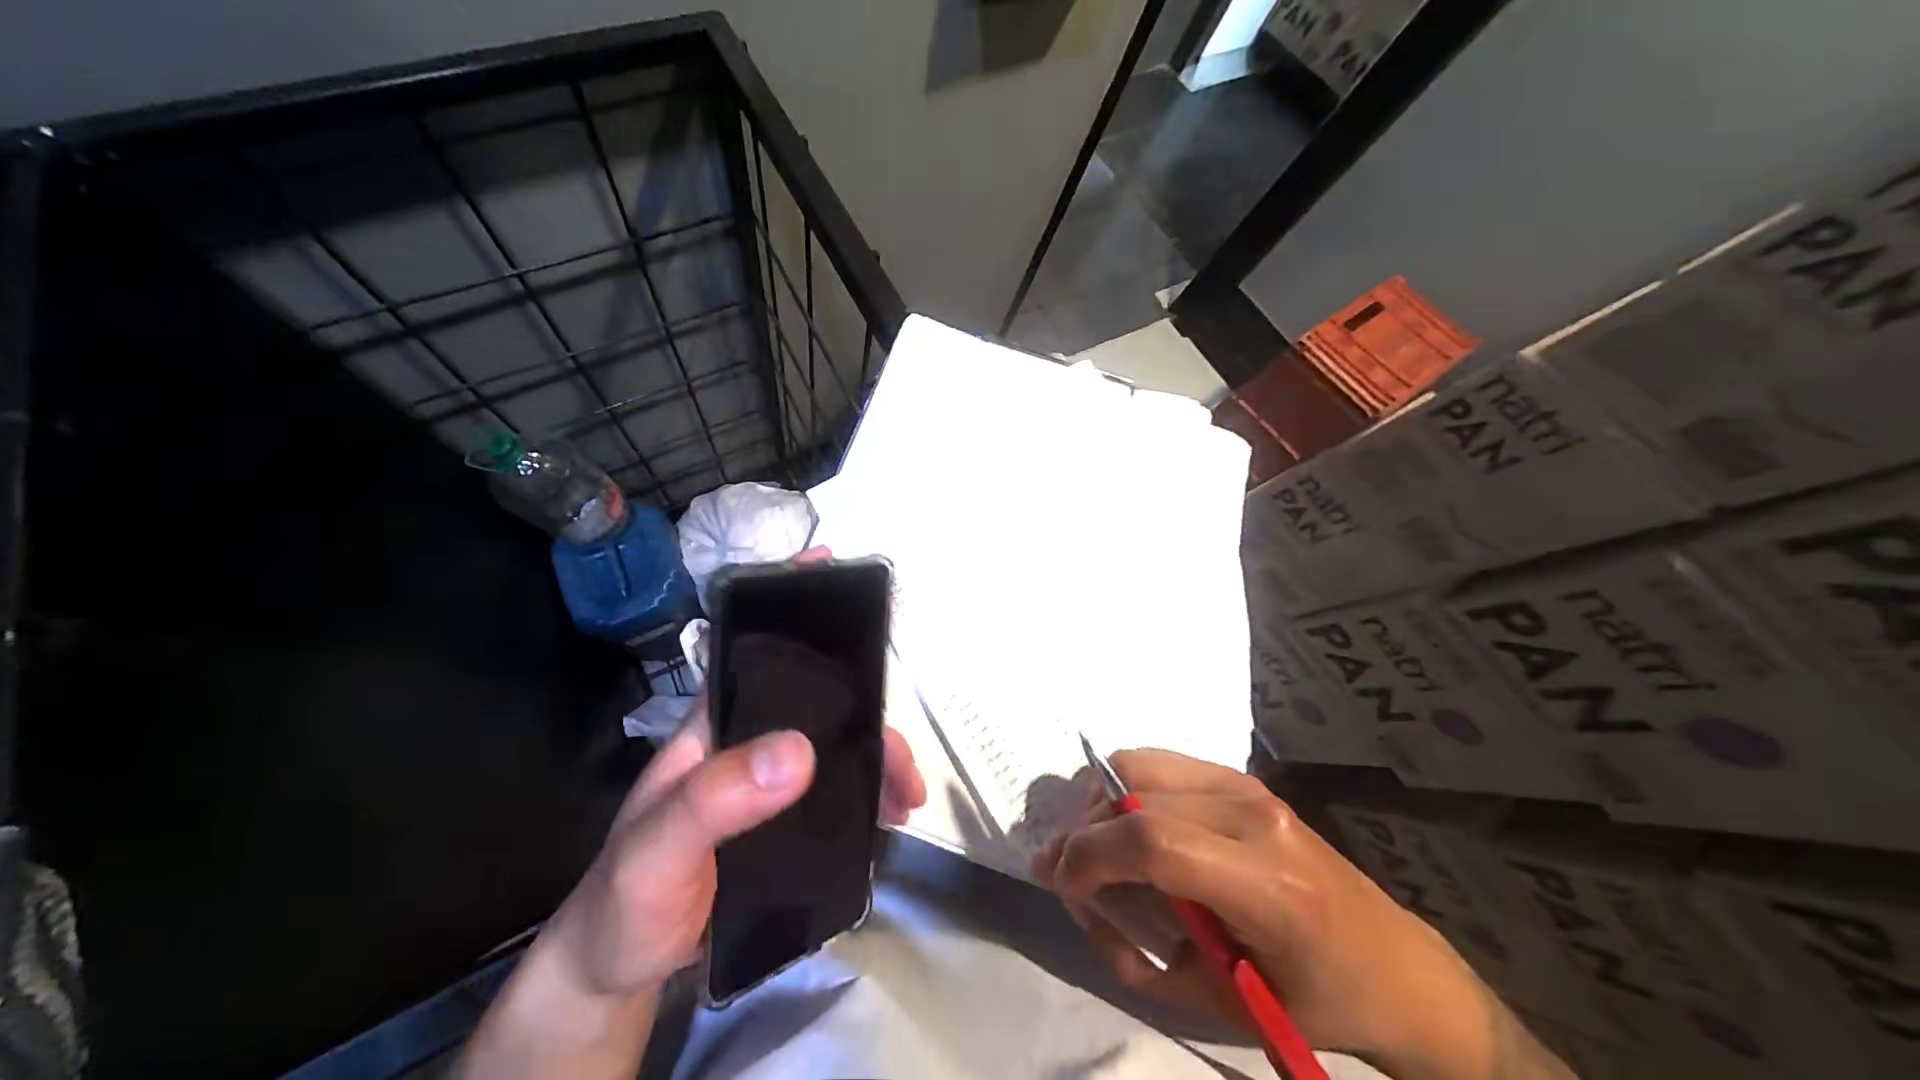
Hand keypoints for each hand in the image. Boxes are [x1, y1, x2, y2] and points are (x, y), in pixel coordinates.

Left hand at [539, 696, 924, 998]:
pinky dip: (866, 802)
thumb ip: (716, 800)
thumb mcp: (659, 850)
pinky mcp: (780, 825)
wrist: (616, 970)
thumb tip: (800, 751)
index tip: (874, 682)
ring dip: (874, 768)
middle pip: (818, 716)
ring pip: (831, 756)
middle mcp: (743, 746)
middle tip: (904, 773)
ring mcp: (763, 786)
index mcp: (712, 730)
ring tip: (906, 800)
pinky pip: (832, 799)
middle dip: (868, 731)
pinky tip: (888, 820)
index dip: (824, 665)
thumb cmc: (624, 904)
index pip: (770, 673)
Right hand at [1033, 750, 1551, 1079]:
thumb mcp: (1215, 1003)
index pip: (1153, 842)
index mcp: (1268, 886)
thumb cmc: (1313, 1003)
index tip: (1060, 884)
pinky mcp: (1244, 779)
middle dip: (1084, 830)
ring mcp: (1251, 788)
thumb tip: (1076, 896)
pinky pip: (1161, 764)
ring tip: (1094, 846)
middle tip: (1063, 870)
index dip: (1090, 856)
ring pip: (1140, 765)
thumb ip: (1132, 952)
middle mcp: (1257, 817)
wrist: (1396, 967)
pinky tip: (1128, 826)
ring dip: (1101, 803)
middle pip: (1135, 793)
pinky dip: (1126, 788)